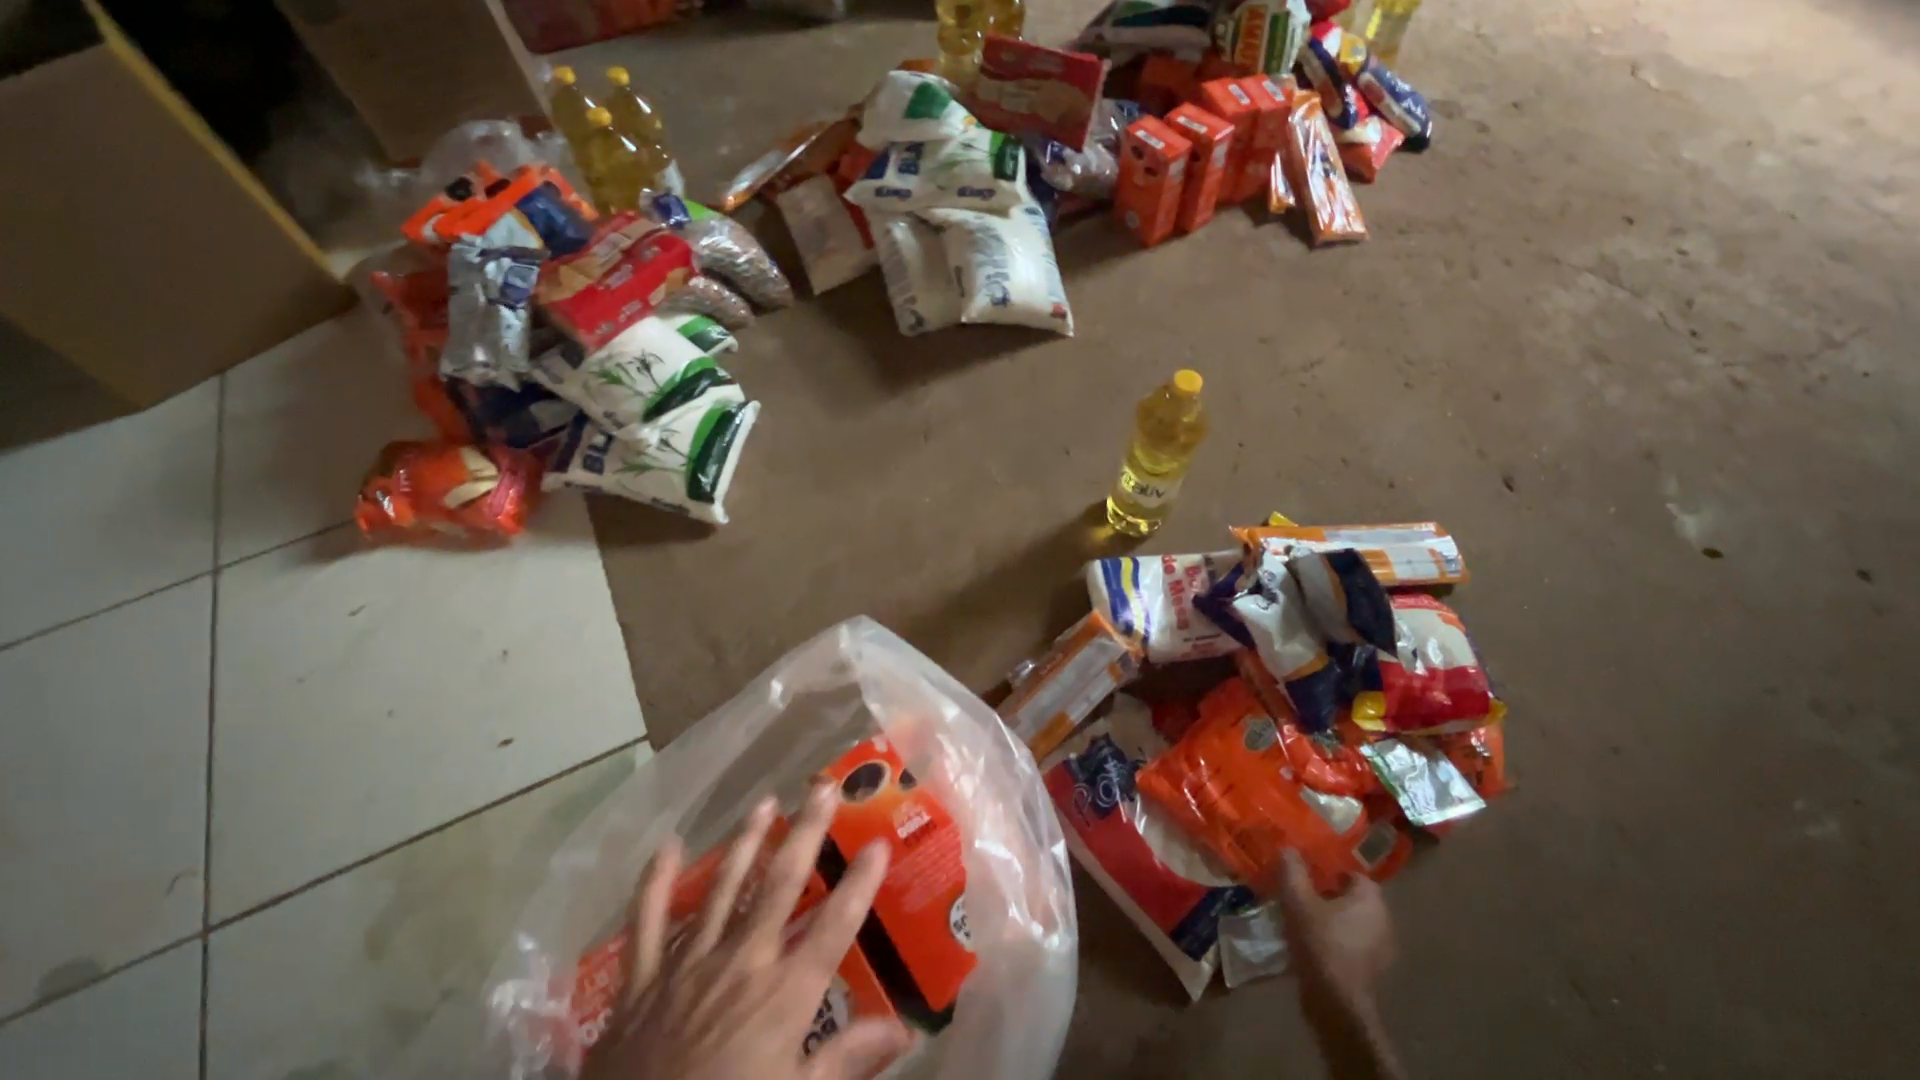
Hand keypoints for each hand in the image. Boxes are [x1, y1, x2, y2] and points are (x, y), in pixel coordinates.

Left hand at [584, 782, 914, 1079]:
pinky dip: (655, 882)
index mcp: (785, 994)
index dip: (860, 883)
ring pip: (722, 888)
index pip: (835, 926)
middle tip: (823, 788)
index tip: (879, 843)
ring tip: (765, 802)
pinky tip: (666, 845)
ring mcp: (689, 964)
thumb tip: (906, 1029)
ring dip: (745, 842)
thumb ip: (849, 1058)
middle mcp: (742, 962)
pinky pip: (646, 920)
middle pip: (780, 885)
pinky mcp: (642, 978)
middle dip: (805, 832)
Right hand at [1275, 852, 1405, 1079]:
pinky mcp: (1373, 972)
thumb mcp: (1298, 901)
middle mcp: (1383, 920)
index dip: (1330, 871)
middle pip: (1354, 899)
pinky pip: (1353, 946)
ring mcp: (1381, 949)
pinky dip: (1336, 942)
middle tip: (1301, 896)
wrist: (1337, 1003)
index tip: (1307, 874)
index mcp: (1370, 899)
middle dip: (1329, 896)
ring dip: (1332, 921)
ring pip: (1353, 924)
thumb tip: (1288, 847)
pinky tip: (1313, 947)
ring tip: (1302, 921)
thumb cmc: (1320, 943)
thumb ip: (1293, 871)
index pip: (1354, 874)